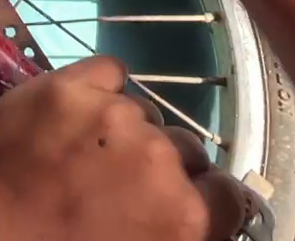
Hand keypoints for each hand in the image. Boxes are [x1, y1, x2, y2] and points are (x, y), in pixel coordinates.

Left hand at [0, 56, 210, 240]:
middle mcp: (158, 156)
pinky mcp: (67, 86)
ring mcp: (110, 115)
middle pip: (183, 146)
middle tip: (125, 181)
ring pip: (142, 110)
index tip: (182, 200)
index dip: (204, 196)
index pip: (227, 192)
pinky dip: (103, 84)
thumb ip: (179, 229)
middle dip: (161, 163)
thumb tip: (199, 206)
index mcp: (185, 215)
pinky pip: (109, 69)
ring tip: (93, 149)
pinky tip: (86, 105)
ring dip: (127, 127)